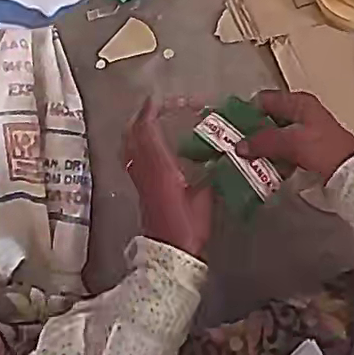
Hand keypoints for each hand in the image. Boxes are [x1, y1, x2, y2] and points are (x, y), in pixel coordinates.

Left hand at [123, 97, 212, 256]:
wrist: (170, 257)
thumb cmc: (189, 227)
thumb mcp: (206, 196)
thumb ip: (212, 171)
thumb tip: (223, 151)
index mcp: (159, 167)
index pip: (147, 129)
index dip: (152, 110)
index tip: (163, 97)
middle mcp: (144, 169)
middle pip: (133, 133)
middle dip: (145, 114)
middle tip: (164, 105)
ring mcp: (139, 178)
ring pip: (130, 144)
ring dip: (140, 127)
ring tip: (158, 119)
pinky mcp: (140, 187)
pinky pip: (133, 155)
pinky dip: (140, 141)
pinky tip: (155, 143)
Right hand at [235, 90, 353, 180]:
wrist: (352, 173)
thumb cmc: (323, 149)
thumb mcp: (292, 142)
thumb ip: (263, 142)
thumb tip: (238, 146)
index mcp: (298, 102)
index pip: (264, 99)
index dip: (246, 110)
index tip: (228, 125)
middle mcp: (301, 112)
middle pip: (267, 118)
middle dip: (251, 131)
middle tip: (232, 145)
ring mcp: (304, 131)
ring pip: (274, 136)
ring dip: (261, 147)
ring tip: (242, 159)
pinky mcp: (307, 149)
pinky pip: (283, 150)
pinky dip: (272, 157)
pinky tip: (262, 168)